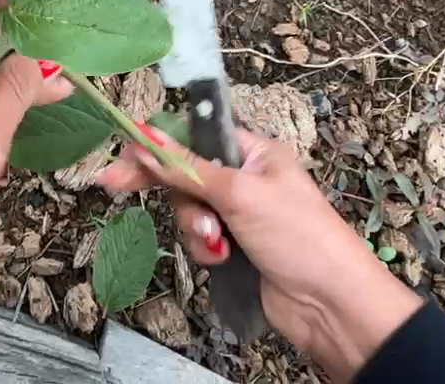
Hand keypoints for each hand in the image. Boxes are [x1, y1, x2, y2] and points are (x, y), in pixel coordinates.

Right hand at [99, 126, 420, 380]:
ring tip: (216, 240)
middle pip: (182, 170)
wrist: (333, 310)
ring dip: (193, 224)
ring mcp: (236, 214)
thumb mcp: (239, 193)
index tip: (125, 147)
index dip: (159, 141)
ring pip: (186, 207)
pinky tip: (222, 257)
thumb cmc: (300, 237)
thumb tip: (142, 136)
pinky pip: (197, 237)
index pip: (193, 134)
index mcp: (252, 150)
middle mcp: (241, 178)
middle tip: (111, 184)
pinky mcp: (231, 247)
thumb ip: (186, 167)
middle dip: (159, 183)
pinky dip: (203, 248)